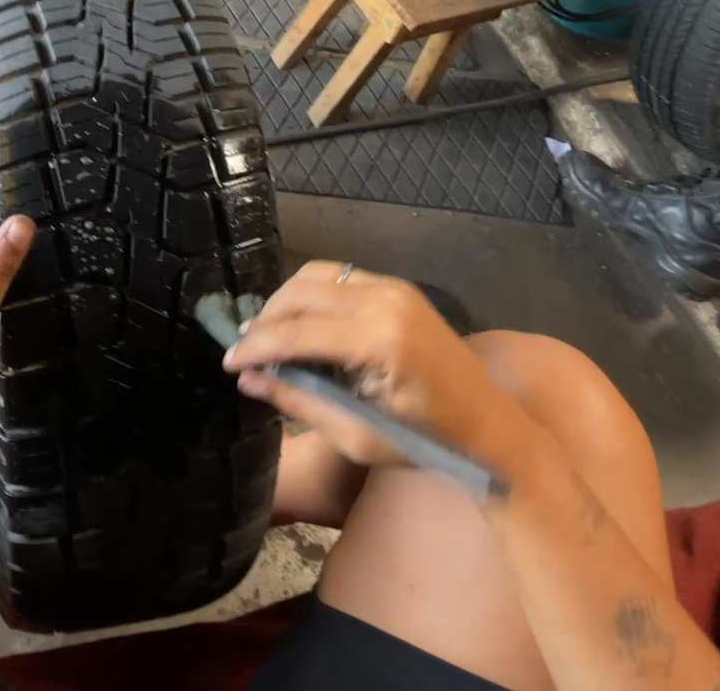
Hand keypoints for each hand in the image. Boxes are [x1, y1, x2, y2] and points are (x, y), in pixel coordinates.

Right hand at [222, 262, 534, 469]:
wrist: (492, 428)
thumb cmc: (426, 443)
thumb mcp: (358, 435)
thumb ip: (299, 400)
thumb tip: (248, 380)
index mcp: (380, 340)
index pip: (297, 333)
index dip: (256, 347)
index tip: (228, 362)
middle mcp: (384, 300)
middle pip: (300, 293)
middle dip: (265, 320)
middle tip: (244, 350)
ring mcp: (393, 288)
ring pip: (315, 276)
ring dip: (285, 302)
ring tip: (267, 334)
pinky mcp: (397, 287)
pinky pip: (338, 277)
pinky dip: (310, 294)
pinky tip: (301, 322)